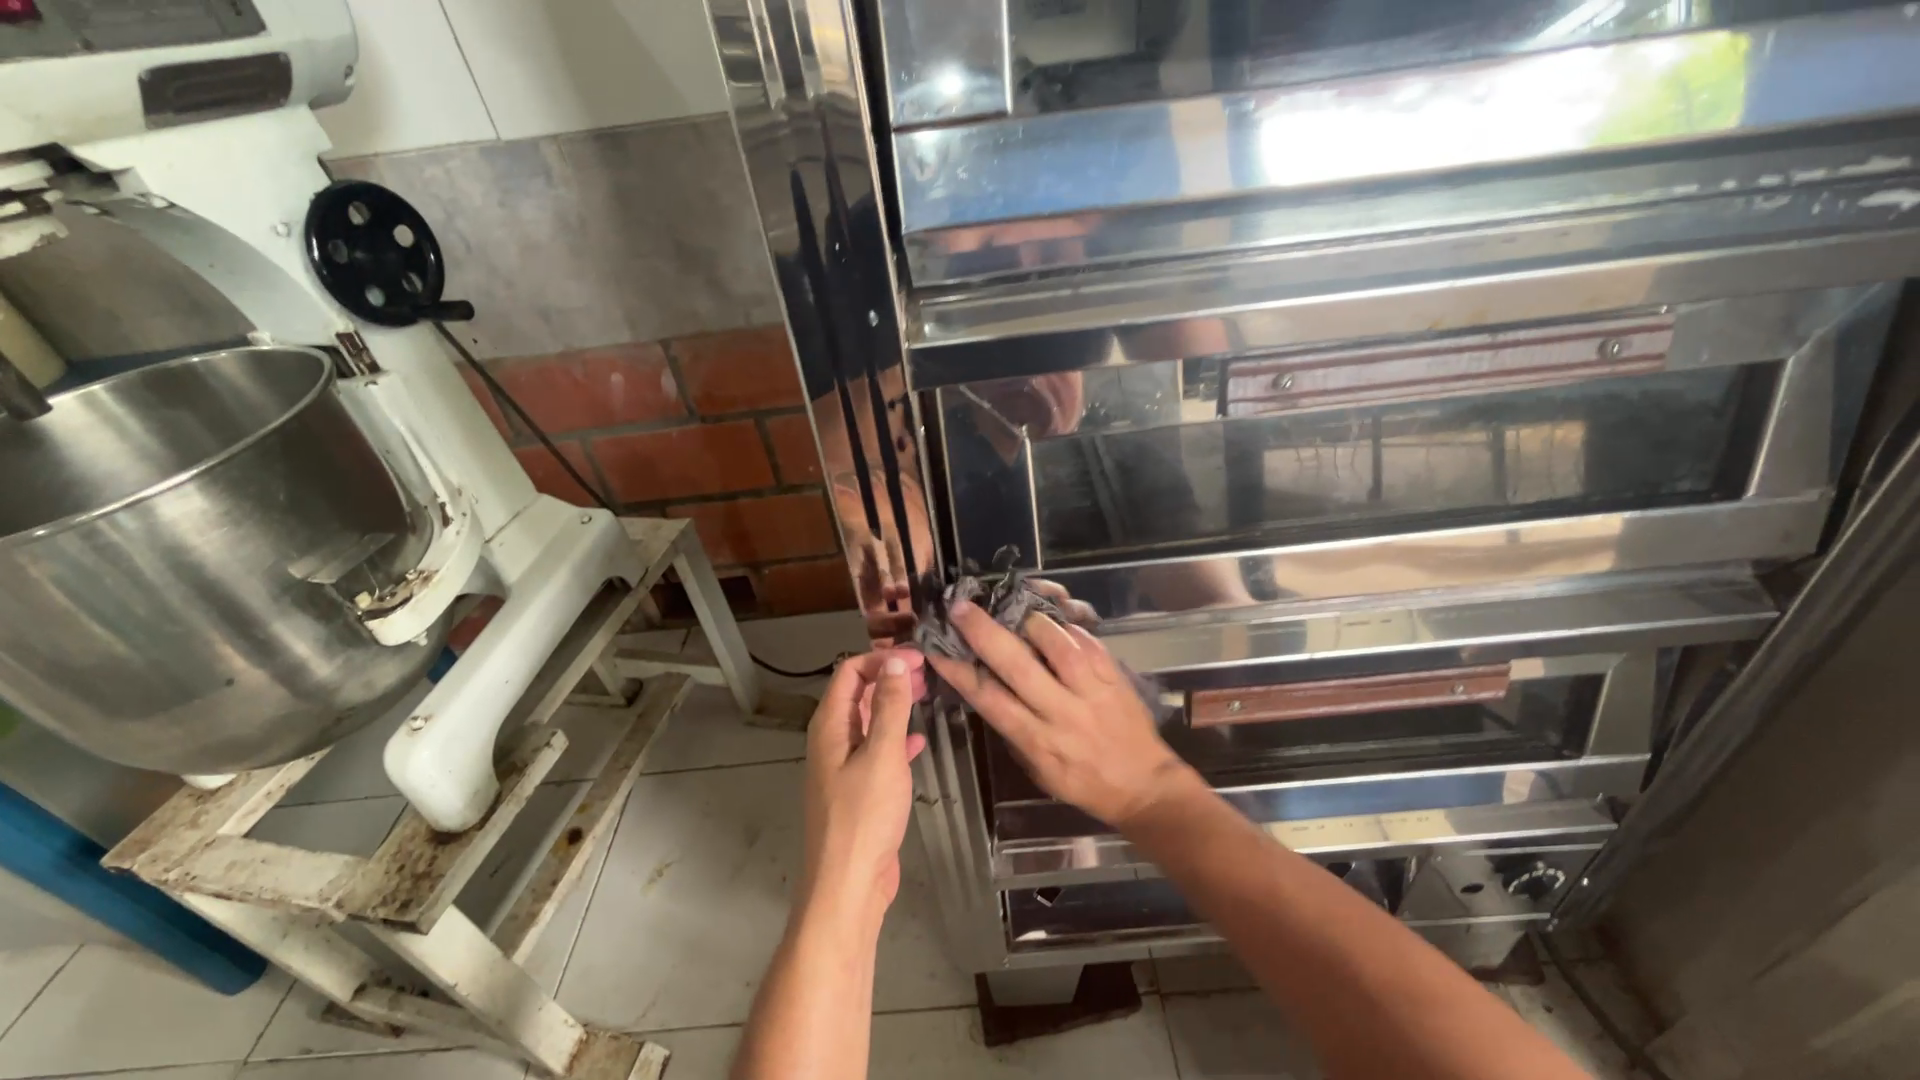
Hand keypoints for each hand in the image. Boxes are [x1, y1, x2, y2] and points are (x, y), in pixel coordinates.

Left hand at [801, 649, 928, 930]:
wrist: (848, 885)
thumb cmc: (864, 817)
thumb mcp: (881, 755)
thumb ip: (889, 707)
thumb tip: (894, 663)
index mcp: (829, 727)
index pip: (849, 672)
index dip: (881, 659)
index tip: (919, 658)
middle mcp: (831, 742)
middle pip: (857, 695)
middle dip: (888, 678)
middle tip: (927, 672)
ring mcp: (842, 769)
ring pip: (868, 723)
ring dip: (894, 706)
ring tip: (927, 696)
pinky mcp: (857, 793)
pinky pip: (876, 753)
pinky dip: (895, 740)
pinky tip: (917, 742)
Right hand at [925, 601, 1200, 830]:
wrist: (1144, 786)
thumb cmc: (1083, 783)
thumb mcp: (1038, 770)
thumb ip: (1014, 731)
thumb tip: (989, 691)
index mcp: (1037, 741)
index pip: (990, 700)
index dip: (960, 672)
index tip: (938, 650)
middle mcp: (1062, 713)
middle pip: (1017, 666)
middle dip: (985, 633)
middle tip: (962, 608)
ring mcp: (1091, 692)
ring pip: (1058, 647)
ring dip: (1029, 622)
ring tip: (1012, 605)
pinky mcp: (1114, 677)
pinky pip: (1087, 644)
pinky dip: (1066, 628)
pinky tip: (1050, 617)